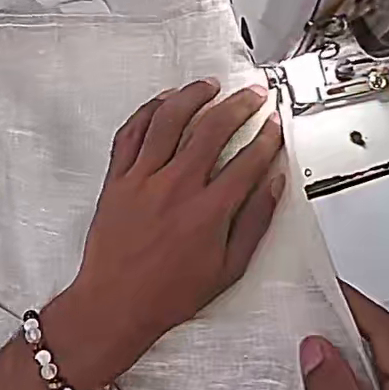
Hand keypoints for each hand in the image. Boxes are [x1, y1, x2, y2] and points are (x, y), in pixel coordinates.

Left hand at [45, 79, 285, 389]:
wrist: (115, 303)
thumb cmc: (167, 293)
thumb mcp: (227, 269)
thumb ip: (254, 223)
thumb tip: (272, 187)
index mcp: (208, 211)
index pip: (248, 160)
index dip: (267, 137)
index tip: (273, 126)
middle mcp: (176, 187)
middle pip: (214, 128)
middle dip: (240, 105)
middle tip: (253, 96)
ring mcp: (142, 179)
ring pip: (170, 120)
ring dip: (194, 96)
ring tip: (210, 86)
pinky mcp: (117, 179)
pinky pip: (131, 133)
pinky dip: (148, 111)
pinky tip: (163, 102)